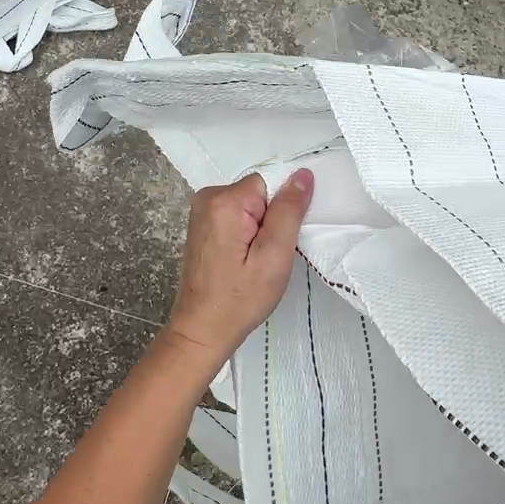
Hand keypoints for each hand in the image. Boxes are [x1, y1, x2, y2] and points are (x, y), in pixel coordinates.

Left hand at [164, 169, 314, 361]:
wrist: (202, 329)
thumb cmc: (241, 298)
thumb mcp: (275, 255)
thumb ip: (289, 210)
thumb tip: (302, 174)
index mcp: (224, 201)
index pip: (270, 182)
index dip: (282, 209)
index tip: (278, 240)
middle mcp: (208, 196)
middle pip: (259, 192)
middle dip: (271, 219)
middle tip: (267, 255)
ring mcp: (202, 210)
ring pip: (250, 205)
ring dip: (259, 228)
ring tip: (254, 260)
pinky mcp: (202, 223)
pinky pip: (237, 215)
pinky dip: (246, 233)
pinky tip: (243, 259)